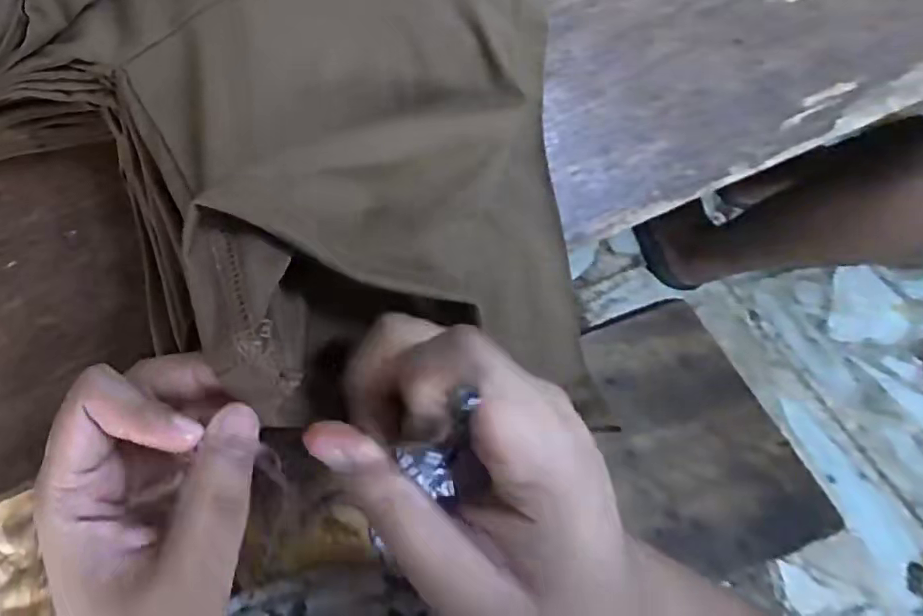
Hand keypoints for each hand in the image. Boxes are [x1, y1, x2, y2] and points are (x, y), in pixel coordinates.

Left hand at [34, 355, 261, 615]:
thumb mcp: (186, 585)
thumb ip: (214, 501)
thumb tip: (243, 410)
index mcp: (69, 488)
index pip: (91, 402)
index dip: (140, 404)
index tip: (192, 436)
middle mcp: (90, 465)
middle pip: (128, 389)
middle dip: (182, 386)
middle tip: (240, 395)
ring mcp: (122, 471)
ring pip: (158, 401)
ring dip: (204, 399)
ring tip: (251, 410)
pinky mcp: (153, 483)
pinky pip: (180, 432)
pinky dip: (213, 426)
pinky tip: (245, 437)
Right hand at [303, 316, 636, 615]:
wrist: (605, 605)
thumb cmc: (532, 604)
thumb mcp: (452, 577)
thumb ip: (388, 502)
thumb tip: (317, 433)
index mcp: (540, 437)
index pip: (459, 353)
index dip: (409, 385)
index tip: (395, 451)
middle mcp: (535, 390)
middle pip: (433, 334)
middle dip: (382, 377)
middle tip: (379, 447)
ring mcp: (524, 381)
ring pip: (428, 336)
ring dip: (389, 379)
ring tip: (394, 445)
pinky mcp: (508, 384)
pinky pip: (440, 356)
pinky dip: (408, 385)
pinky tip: (417, 440)